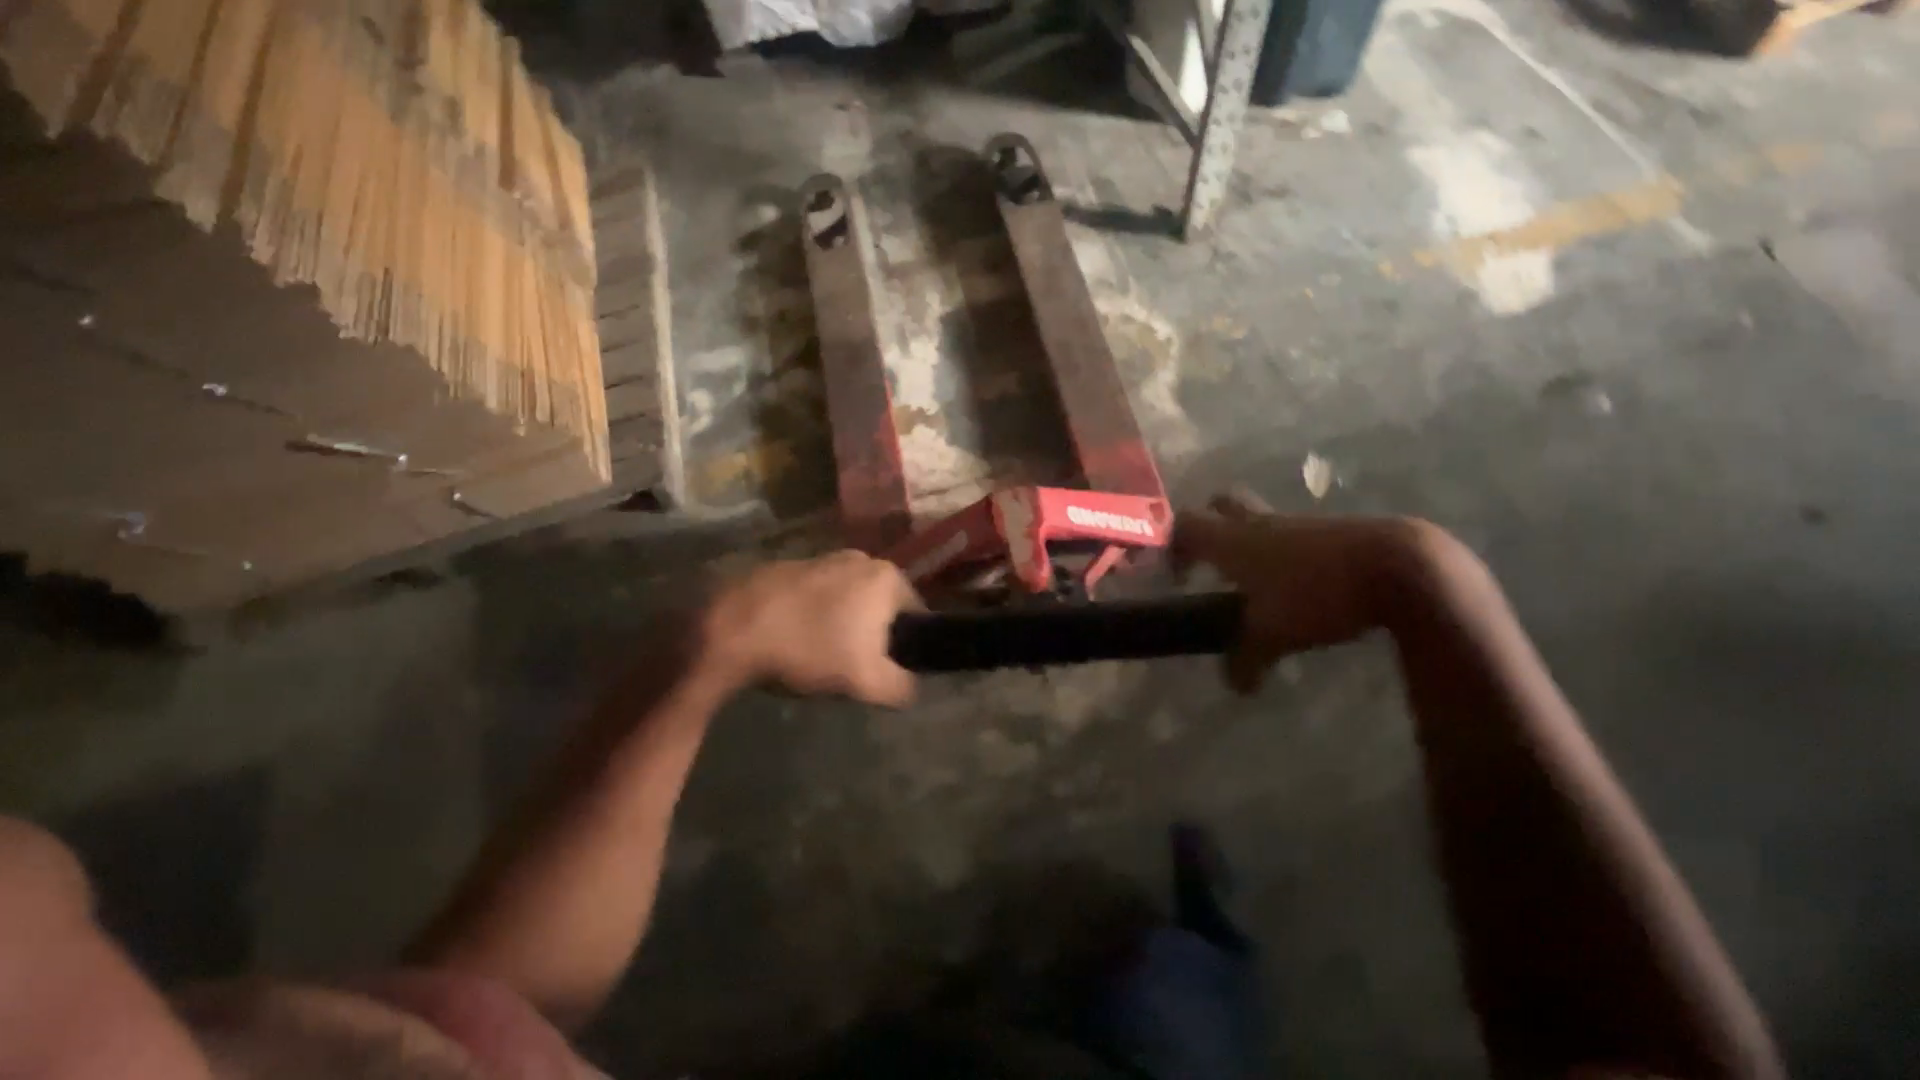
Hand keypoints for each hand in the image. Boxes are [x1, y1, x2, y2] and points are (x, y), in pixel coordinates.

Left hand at [700, 551, 919, 706]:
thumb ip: (902, 687)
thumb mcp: (868, 682)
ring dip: (842, 629)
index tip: (885, 672)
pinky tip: (795, 641)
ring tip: (820, 658)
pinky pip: (818, 598)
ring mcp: (823, 558)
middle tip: (852, 669)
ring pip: (849, 603)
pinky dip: (814, 618)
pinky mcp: (791, 567)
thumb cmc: (809, 649)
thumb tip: (910, 686)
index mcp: (887, 577)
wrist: (732, 628)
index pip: (918, 616)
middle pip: (881, 609)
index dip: (907, 649)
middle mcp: (861, 558)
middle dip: (872, 638)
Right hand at [1173, 492, 1447, 693]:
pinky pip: (1298, 537)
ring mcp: (1301, 524)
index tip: (1176, 577)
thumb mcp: (1273, 636)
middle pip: (1221, 505)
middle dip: (1211, 527)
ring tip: (1260, 588)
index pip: (1185, 525)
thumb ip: (1246, 660)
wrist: (1397, 566)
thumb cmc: (1318, 594)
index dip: (1173, 547)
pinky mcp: (1335, 532)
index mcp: (1234, 540)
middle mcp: (1262, 523)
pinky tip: (1302, 590)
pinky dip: (1290, 557)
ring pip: (1264, 521)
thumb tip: (1236, 685)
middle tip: (1212, 563)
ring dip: (1254, 545)